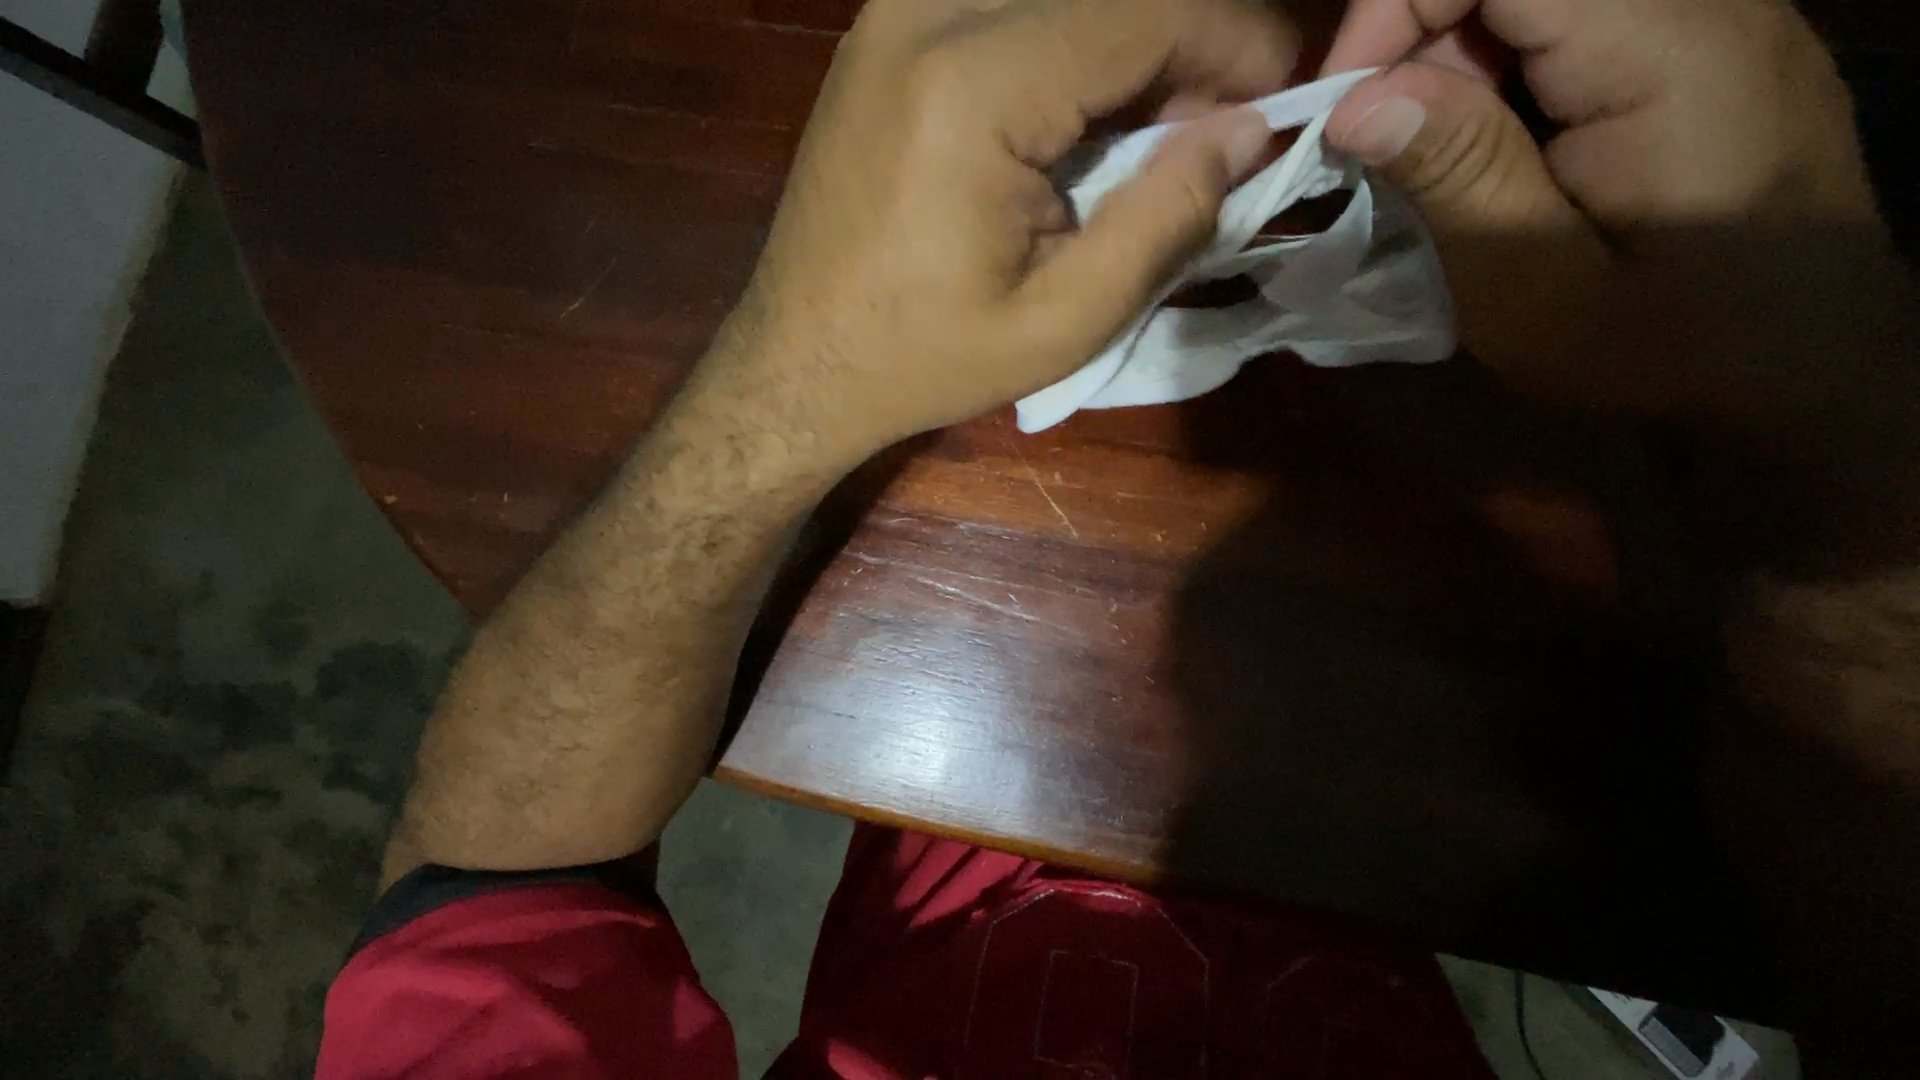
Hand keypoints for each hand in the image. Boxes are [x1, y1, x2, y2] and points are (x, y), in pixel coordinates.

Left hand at [709, 0, 1296, 459]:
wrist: (798, 363)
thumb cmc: (923, 360)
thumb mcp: (1060, 322)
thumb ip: (1166, 219)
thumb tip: (1248, 133)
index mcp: (971, 87)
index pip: (1147, 9)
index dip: (1236, 42)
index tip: (1277, 101)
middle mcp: (925, 13)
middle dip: (1184, 43)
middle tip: (1214, 131)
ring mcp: (891, 11)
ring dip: (1126, 43)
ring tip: (1153, 132)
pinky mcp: (881, 29)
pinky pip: (1005, 7)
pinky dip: (1066, 46)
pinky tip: (1080, 118)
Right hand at [1320, 0, 1892, 418]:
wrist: (1797, 371)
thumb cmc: (1659, 347)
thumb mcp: (1531, 282)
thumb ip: (1456, 175)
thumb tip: (1357, 101)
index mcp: (1668, 50)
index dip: (1397, 5)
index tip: (1339, 107)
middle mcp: (1704, 5)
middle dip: (1415, 42)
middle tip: (1369, 151)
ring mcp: (1711, 21)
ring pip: (1537, 3)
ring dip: (1451, 67)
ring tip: (1421, 166)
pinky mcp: (1699, 53)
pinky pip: (1572, 31)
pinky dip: (1496, 80)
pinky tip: (1482, 158)